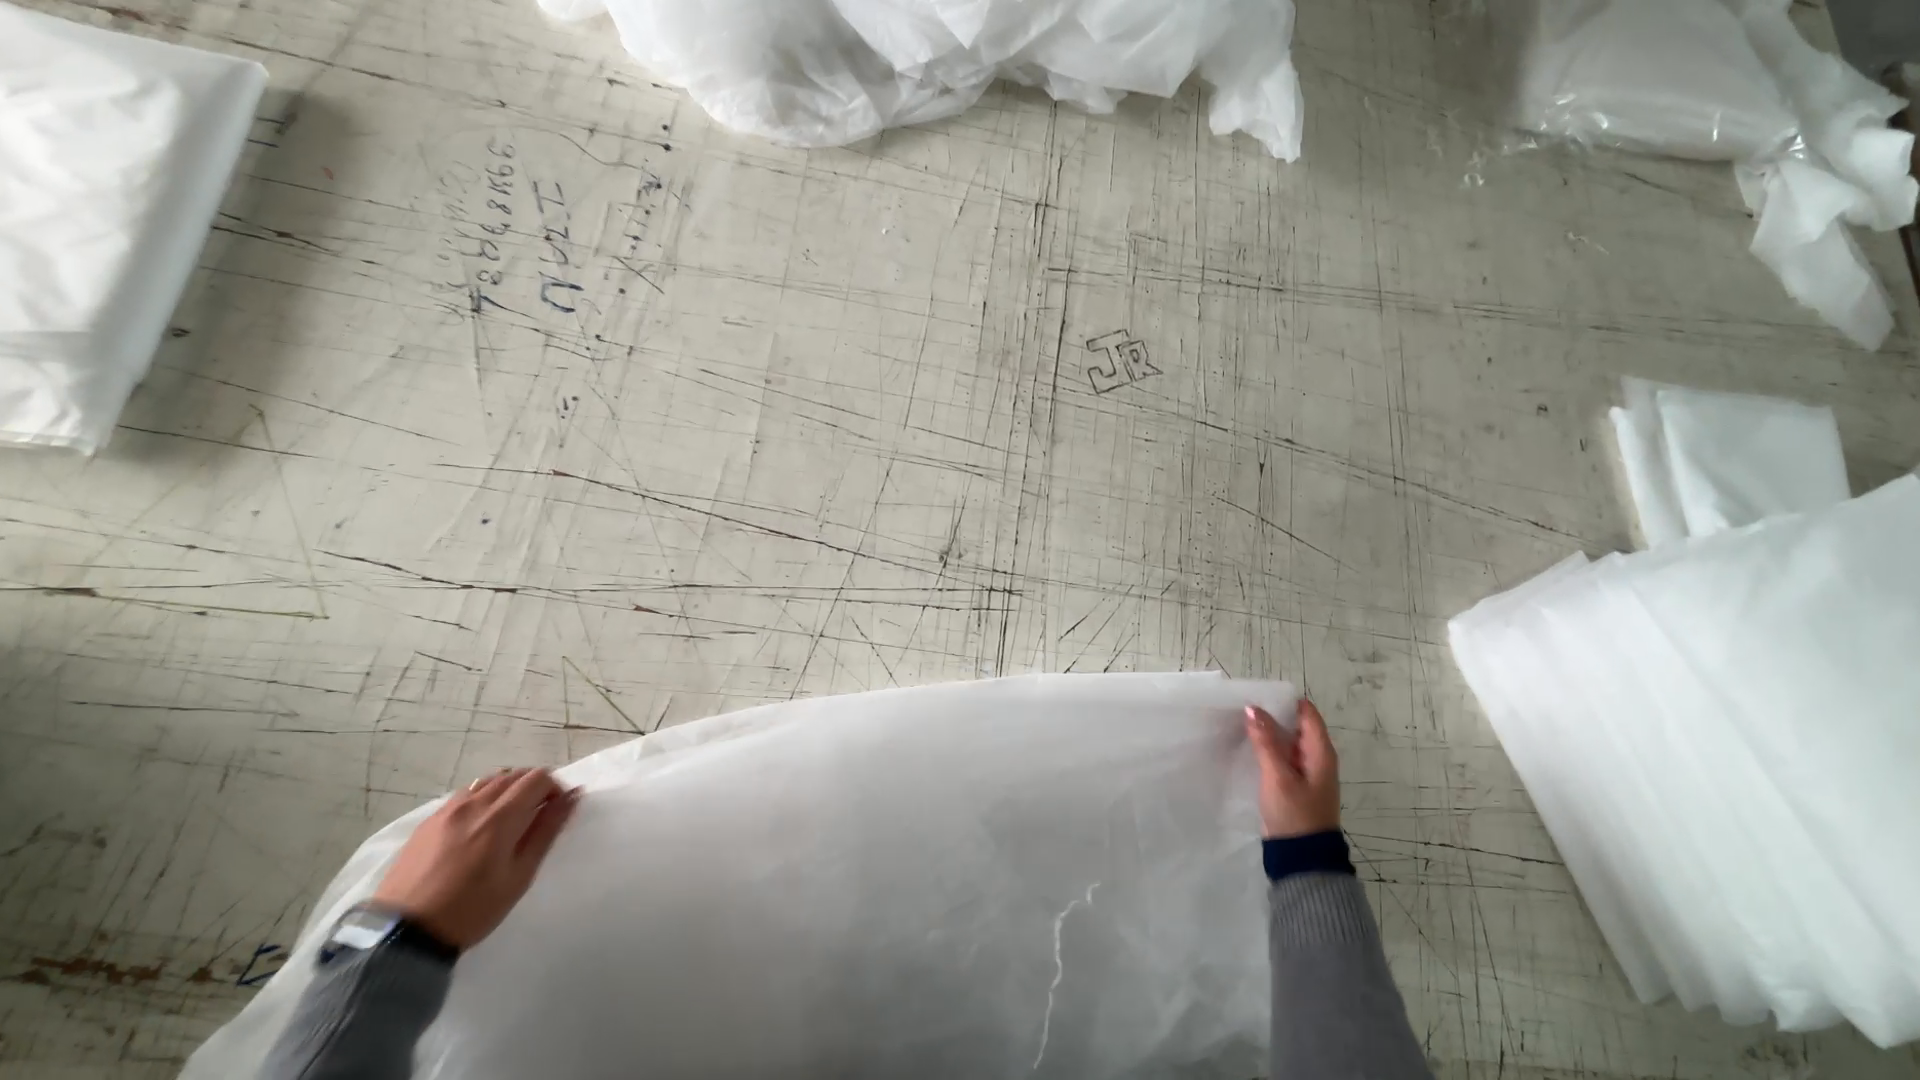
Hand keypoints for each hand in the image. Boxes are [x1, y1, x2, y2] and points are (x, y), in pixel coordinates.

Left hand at [371, 767, 579, 949]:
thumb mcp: (519, 875)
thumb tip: (572, 796)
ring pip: (488, 781)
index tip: (556, 811)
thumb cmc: (473, 908)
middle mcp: (474, 803)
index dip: (555, 788)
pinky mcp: (427, 821)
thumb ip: (547, 831)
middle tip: (537, 816)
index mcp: (501, 816)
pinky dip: (482, 798)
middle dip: (533, 787)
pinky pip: (464, 795)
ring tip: (509, 821)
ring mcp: (447, 810)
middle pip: (514, 775)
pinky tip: (479, 827)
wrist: (404, 933)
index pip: (538, 778)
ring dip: (507, 791)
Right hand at [1244, 699, 1340, 838]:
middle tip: (1242, 706)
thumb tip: (1253, 709)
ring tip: (1240, 723)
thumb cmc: (1295, 814)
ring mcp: (1305, 772)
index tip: (1259, 693)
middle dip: (1272, 715)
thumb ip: (1266, 742)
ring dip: (1268, 733)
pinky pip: (1281, 758)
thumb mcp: (1278, 776)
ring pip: (1286, 742)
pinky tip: (1247, 748)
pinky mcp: (1293, 784)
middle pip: (1296, 726)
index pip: (1307, 714)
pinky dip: (1267, 750)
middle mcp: (1316, 758)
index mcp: (1321, 752)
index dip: (1286, 701)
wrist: (1302, 856)